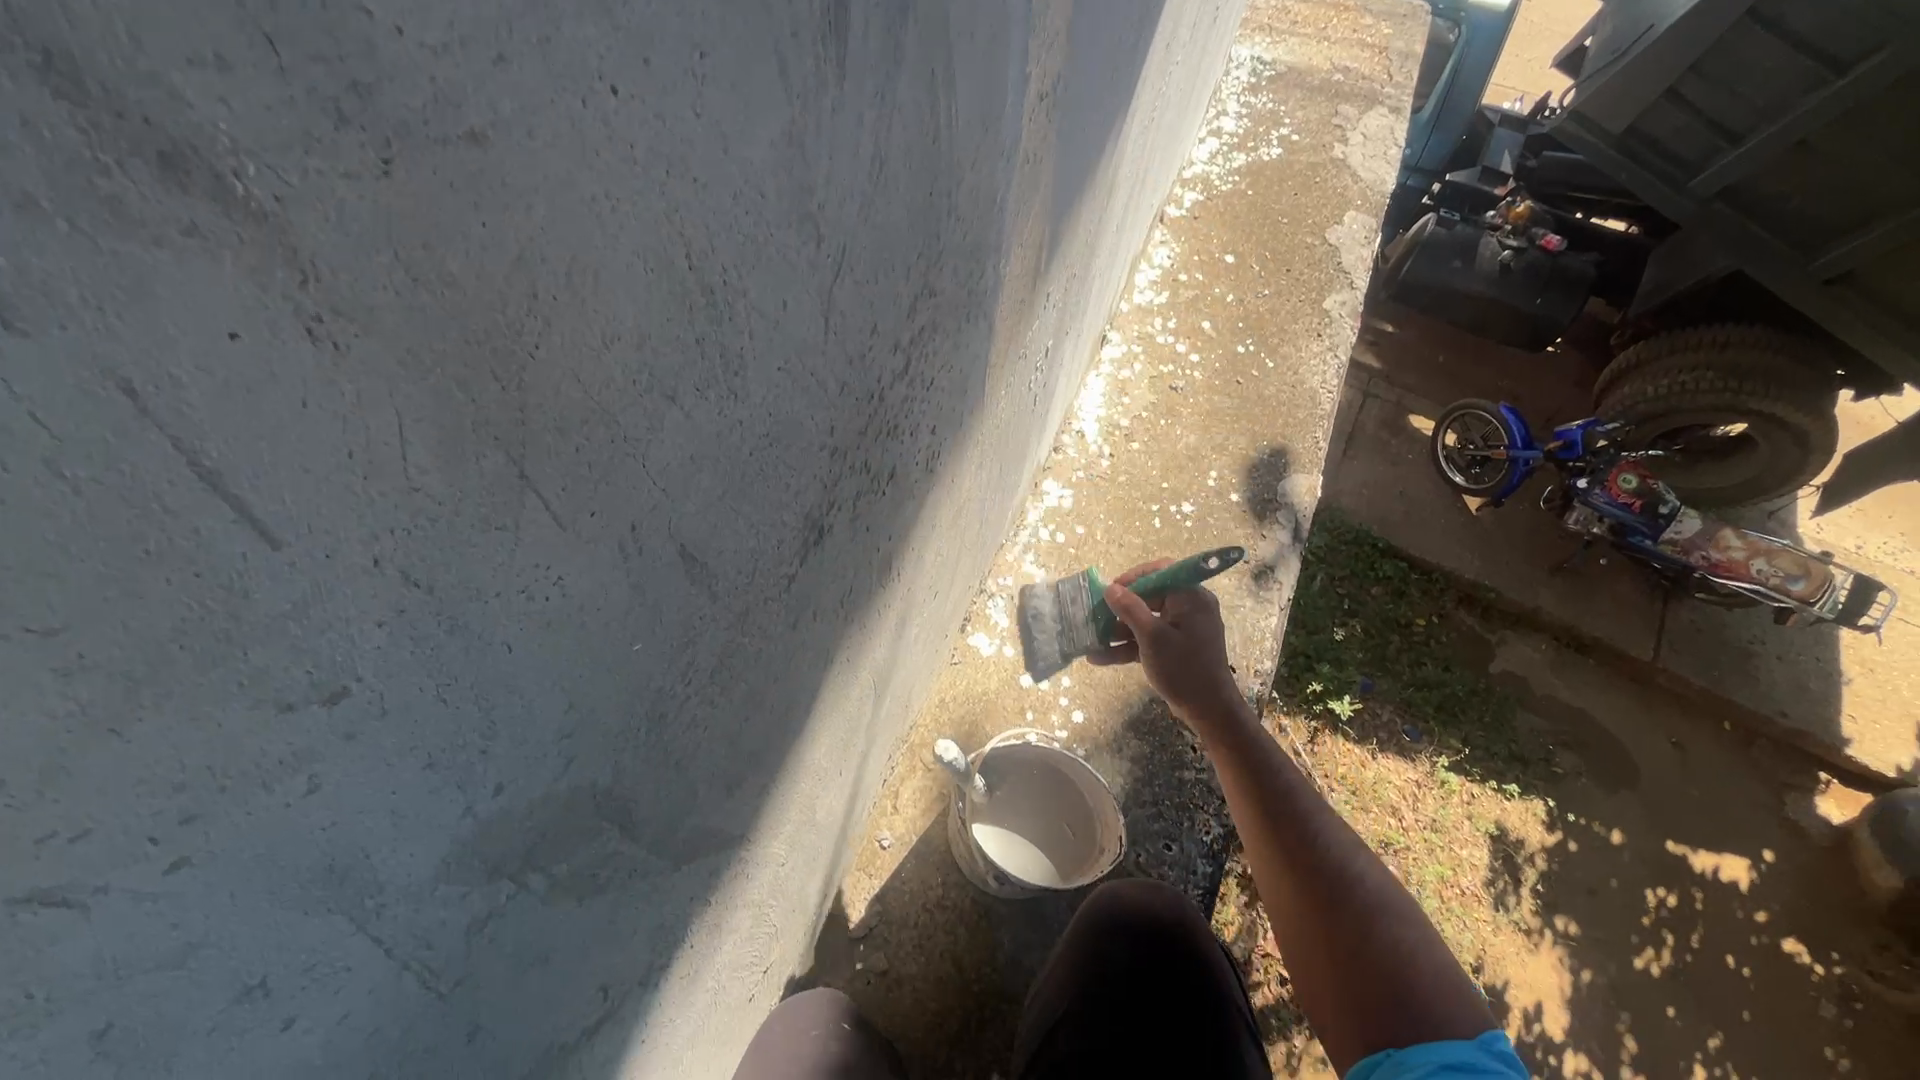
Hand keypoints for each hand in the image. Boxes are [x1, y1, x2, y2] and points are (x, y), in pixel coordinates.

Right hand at [1088, 559, 1247, 730]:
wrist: (1208, 709)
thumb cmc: (1182, 668)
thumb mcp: (1152, 637)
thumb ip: (1130, 609)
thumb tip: (1110, 588)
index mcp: (1190, 597)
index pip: (1161, 571)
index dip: (1134, 577)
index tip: (1111, 589)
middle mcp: (1189, 608)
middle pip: (1150, 597)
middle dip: (1120, 609)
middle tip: (1096, 615)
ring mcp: (1182, 629)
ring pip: (1146, 621)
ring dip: (1119, 631)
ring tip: (1091, 639)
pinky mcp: (1176, 647)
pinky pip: (1150, 639)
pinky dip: (1129, 647)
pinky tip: (1100, 657)